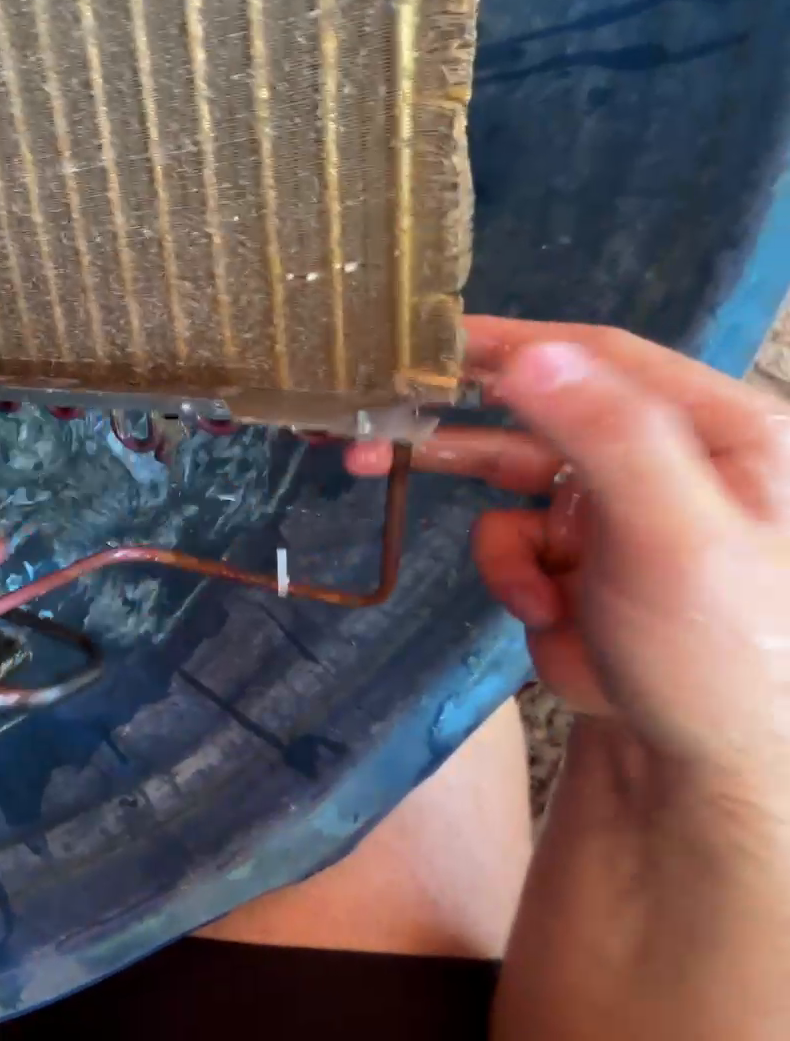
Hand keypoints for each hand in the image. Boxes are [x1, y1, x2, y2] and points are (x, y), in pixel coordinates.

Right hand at [351, 316, 789, 799]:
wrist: (697, 752)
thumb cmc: (722, 641)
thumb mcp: (671, 530)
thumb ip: (606, 435)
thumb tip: (526, 355)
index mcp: (718, 429)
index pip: (602, 357)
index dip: (514, 339)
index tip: (427, 334)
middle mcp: (664, 455)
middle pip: (534, 408)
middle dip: (451, 407)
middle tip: (369, 393)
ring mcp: (609, 505)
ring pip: (500, 468)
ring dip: (448, 478)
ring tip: (365, 464)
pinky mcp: (565, 552)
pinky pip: (502, 534)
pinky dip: (504, 568)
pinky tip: (537, 606)